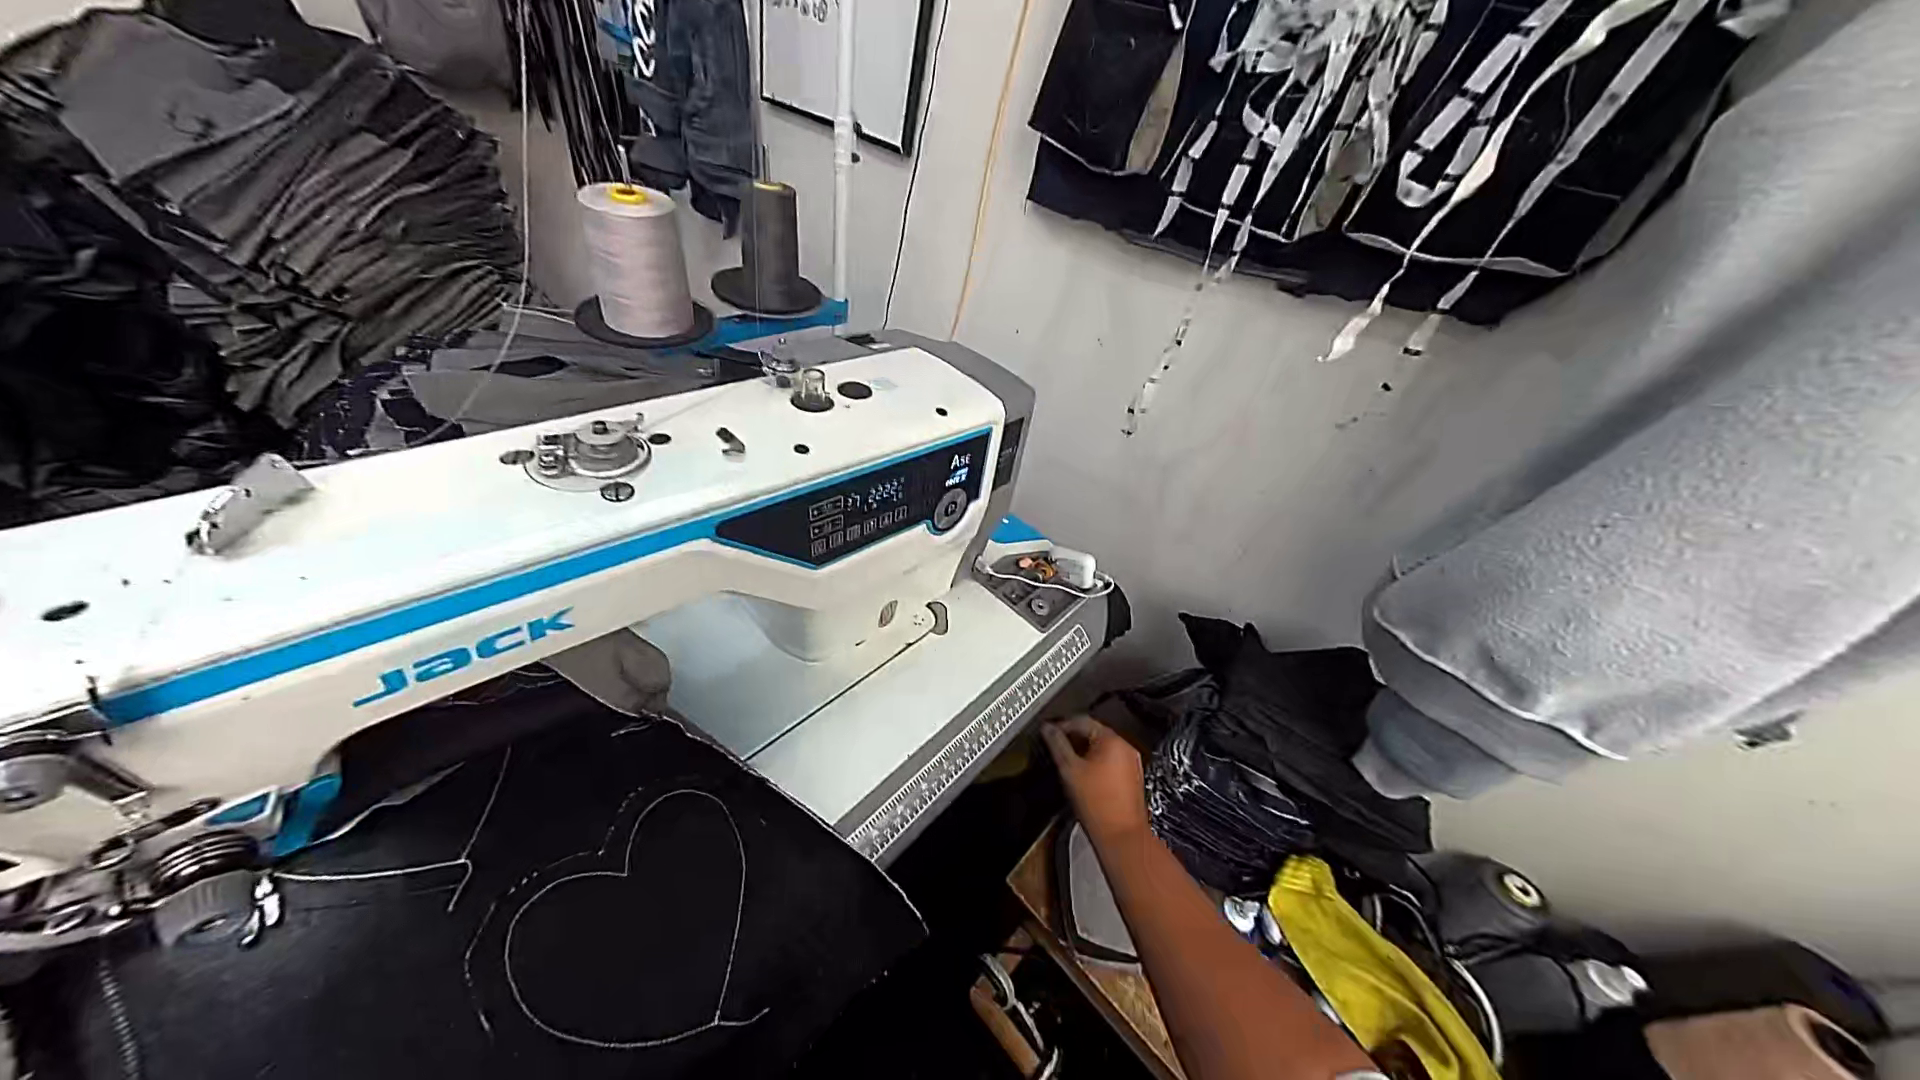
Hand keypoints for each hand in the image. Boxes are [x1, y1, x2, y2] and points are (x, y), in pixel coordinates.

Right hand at [1041, 716, 1149, 843]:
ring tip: (1068, 764)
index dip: (1062, 725)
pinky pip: (1110, 762)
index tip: (1049, 732)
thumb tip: (1048, 729)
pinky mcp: (1132, 778)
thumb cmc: (1097, 804)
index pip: (1082, 720)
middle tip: (1055, 747)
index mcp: (1112, 740)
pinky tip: (1083, 778)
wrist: (1121, 836)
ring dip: (1083, 752)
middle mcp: (1125, 748)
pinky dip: (1095, 764)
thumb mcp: (1069, 769)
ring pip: (1102, 749)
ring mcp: (1131, 763)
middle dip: (1073, 739)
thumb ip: (1057, 744)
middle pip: (1093, 733)